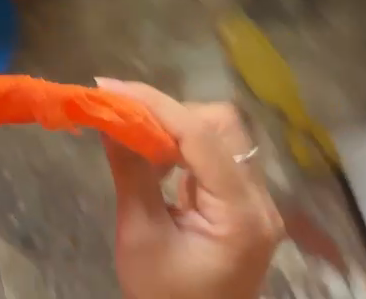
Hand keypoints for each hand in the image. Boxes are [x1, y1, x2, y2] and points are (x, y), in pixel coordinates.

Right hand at [95, 79, 283, 298]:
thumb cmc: (164, 296)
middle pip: (220, 126)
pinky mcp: (239, 205)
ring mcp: (254, 204)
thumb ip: (130, 171)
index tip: (107, 87)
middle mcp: (259, 202)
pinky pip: (213, 154)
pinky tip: (151, 152)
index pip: (200, 136)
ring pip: (219, 134)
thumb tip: (107, 116)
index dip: (152, 103)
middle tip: (122, 114)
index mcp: (242, 214)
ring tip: (132, 131)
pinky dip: (179, 142)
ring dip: (173, 123)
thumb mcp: (140, 235)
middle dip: (168, 111)